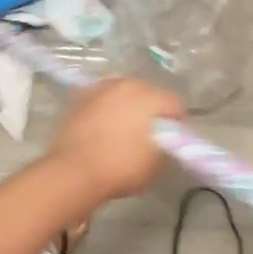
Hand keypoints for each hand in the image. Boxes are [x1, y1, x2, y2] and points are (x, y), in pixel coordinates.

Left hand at [46, 77, 185, 201]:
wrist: (75, 170)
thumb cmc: (122, 168)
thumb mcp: (157, 163)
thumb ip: (167, 143)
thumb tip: (164, 137)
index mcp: (152, 97)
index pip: (176, 103)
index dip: (177, 121)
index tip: (173, 137)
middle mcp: (128, 84)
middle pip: (149, 91)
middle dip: (152, 108)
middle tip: (148, 131)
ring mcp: (102, 87)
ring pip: (124, 90)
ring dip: (128, 103)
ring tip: (124, 124)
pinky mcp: (81, 95)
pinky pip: (102, 96)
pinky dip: (106, 105)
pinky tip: (104, 121)